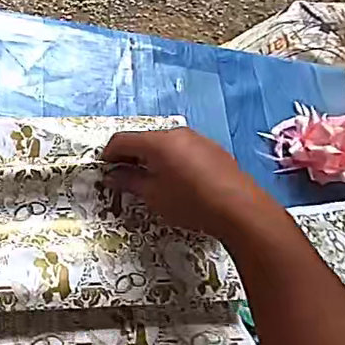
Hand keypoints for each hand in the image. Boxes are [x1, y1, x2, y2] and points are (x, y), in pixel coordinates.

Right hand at [101, 128, 286, 243]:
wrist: (241, 210)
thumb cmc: (190, 203)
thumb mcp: (153, 195)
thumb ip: (129, 181)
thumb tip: (113, 175)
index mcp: (157, 142)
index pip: (122, 140)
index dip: (108, 154)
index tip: (104, 169)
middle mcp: (177, 134)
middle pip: (144, 140)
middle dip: (130, 156)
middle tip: (123, 176)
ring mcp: (198, 139)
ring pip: (165, 144)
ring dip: (151, 158)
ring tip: (150, 181)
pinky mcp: (213, 150)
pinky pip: (183, 150)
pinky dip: (171, 160)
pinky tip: (176, 181)